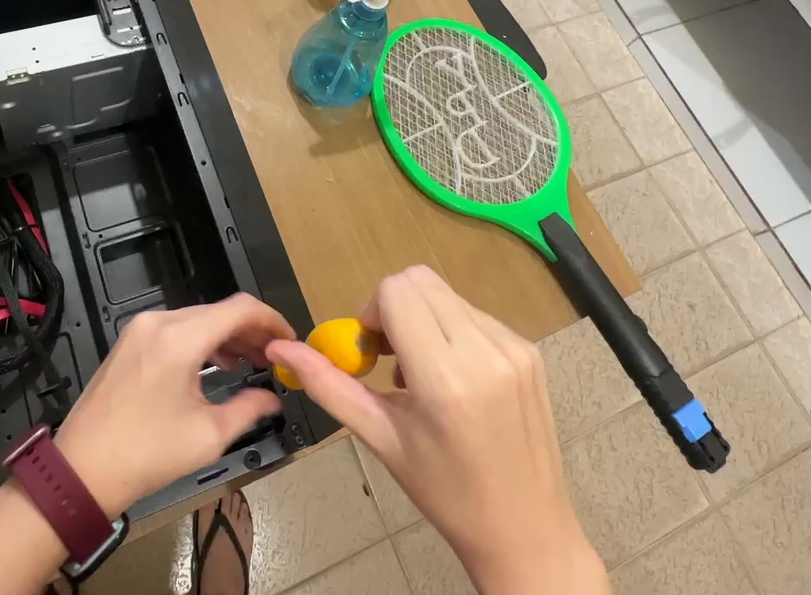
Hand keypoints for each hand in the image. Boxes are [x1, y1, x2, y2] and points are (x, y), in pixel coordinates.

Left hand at [55, 293, 295, 515]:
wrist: (81, 471)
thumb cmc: (146, 455)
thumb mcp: (208, 435)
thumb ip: (249, 408)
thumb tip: (273, 398)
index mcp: (180, 338)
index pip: (240, 309)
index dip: (271, 320)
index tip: (290, 340)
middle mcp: (159, 322)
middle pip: (219, 310)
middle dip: (252, 330)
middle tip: (276, 356)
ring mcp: (140, 329)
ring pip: (198, 318)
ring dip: (228, 335)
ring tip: (253, 361)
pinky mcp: (130, 341)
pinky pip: (176, 328)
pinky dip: (203, 340)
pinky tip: (219, 363)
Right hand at [267, 267, 604, 593]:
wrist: (525, 529)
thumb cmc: (445, 491)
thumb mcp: (381, 439)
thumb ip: (328, 385)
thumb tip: (281, 350)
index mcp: (445, 378)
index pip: (396, 291)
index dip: (372, 312)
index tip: (371, 352)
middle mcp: (484, 351)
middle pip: (419, 281)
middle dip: (394, 309)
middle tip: (391, 358)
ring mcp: (513, 347)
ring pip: (447, 294)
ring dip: (424, 319)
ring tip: (424, 374)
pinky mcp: (530, 350)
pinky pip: (475, 314)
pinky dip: (453, 332)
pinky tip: (455, 379)